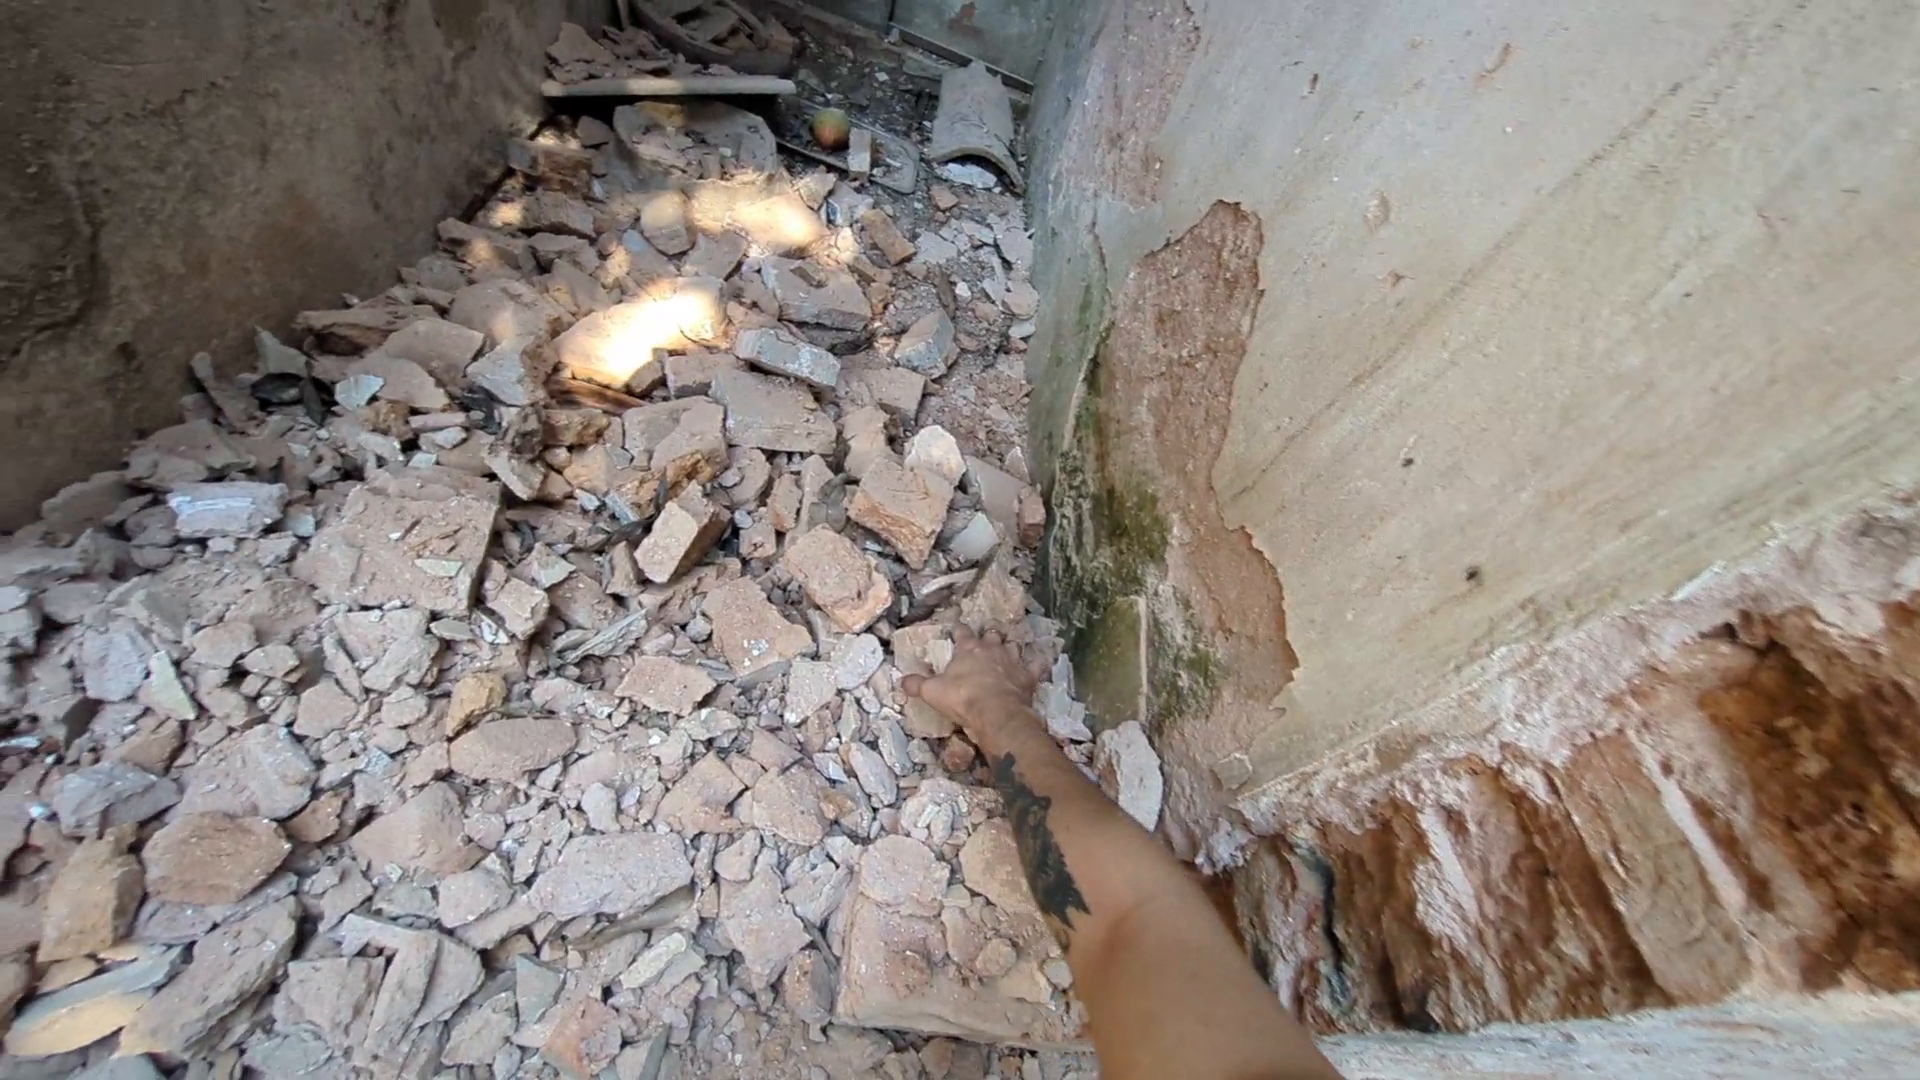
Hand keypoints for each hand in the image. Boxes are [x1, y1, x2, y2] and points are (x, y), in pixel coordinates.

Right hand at [901, 624, 1040, 743]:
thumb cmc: (962, 698)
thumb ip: (917, 684)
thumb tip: (900, 681)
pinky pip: (1036, 665)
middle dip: (989, 633)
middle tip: (988, 635)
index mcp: (968, 648)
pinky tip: (1038, 663)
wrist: (996, 713)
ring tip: (1009, 648)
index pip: (962, 631)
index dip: (958, 629)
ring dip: (1011, 646)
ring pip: (1014, 645)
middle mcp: (992, 649)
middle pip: (992, 634)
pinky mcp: (1028, 676)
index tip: (956, 627)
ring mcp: (1012, 660)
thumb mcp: (932, 692)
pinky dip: (1037, 663)